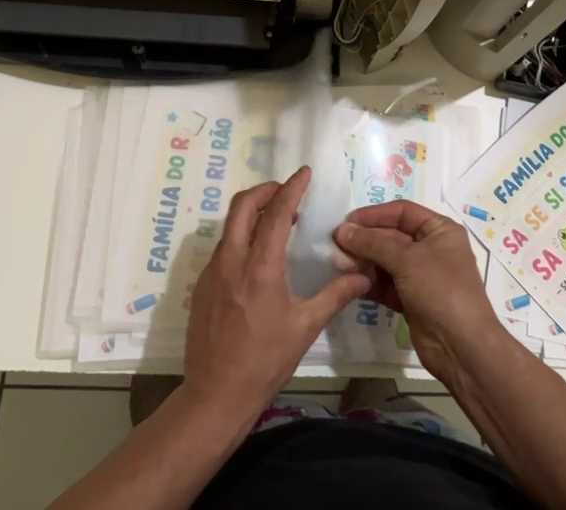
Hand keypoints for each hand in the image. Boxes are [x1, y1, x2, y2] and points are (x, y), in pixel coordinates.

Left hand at [184, 167, 370, 426]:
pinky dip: (241, 236)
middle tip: (287, 192)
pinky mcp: (202, 285)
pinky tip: (258, 256)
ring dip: (252, 212)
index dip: (291, 188)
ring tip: (277, 222)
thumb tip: (363, 276)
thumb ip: (335, 295)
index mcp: (260, 267)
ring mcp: (212, 271)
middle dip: (265, 190)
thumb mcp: (305, 327)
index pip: (276, 213)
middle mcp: (232, 260)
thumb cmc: (265, 360)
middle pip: (243, 206)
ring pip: (230, 225)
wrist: (216, 393)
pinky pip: (222, 247)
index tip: (303, 172)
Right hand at [334, 201, 505, 383]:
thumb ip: (372, 243)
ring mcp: (421, 276)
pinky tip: (349, 282)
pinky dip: (368, 282)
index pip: (402, 212)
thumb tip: (342, 230)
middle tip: (334, 245)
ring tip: (338, 264)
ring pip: (385, 261)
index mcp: (440, 230)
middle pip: (391, 236)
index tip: (346, 222)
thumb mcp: (407, 260)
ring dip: (363, 261)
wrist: (461, 346)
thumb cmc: (440, 290)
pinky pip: (385, 284)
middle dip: (364, 240)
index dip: (374, 215)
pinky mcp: (410, 299)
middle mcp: (431, 249)